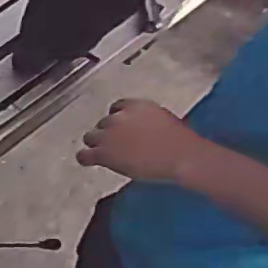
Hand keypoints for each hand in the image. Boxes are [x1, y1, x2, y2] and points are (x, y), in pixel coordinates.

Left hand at [76, 99, 220, 184]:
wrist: (183, 157)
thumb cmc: (182, 142)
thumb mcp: (163, 120)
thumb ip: (144, 120)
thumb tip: (138, 129)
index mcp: (135, 106)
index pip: (116, 108)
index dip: (117, 119)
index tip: (122, 128)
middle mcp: (118, 118)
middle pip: (103, 124)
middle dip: (109, 133)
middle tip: (119, 146)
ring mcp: (108, 135)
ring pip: (90, 137)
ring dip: (97, 144)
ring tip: (107, 154)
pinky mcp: (103, 153)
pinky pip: (83, 155)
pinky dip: (85, 158)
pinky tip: (89, 161)